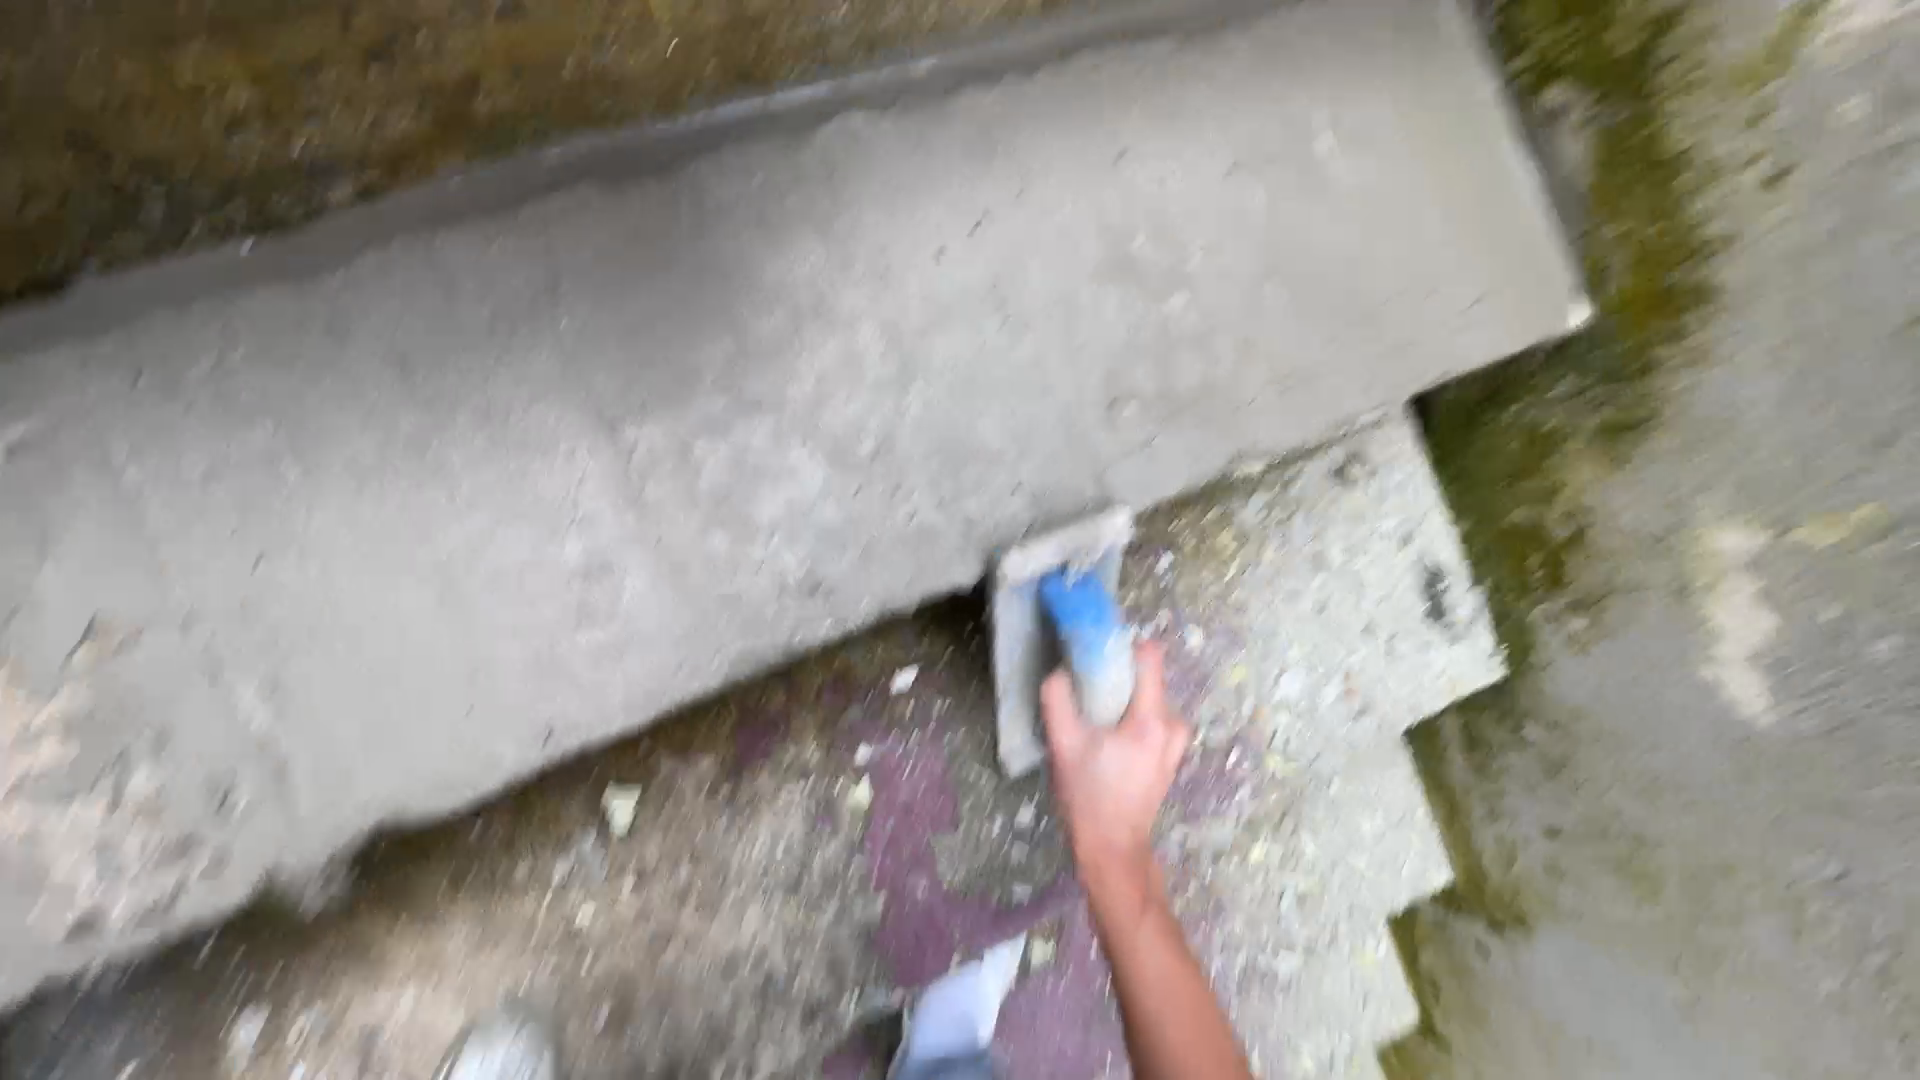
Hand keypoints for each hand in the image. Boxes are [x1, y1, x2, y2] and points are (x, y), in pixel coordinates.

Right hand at [1041, 640, 1191, 917]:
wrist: (1113, 847)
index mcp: (1150, 719)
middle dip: (1120, 678)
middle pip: (1149, 677)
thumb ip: (1058, 698)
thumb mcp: (1063, 744)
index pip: (1151, 656)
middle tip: (1090, 694)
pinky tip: (1111, 740)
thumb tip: (1062, 672)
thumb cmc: (1088, 795)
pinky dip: (1134, 718)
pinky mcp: (1172, 757)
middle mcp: (1172, 726)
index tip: (1098, 656)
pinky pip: (1154, 719)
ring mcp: (1176, 744)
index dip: (1124, 647)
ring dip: (1127, 700)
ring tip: (1099, 721)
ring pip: (1151, 698)